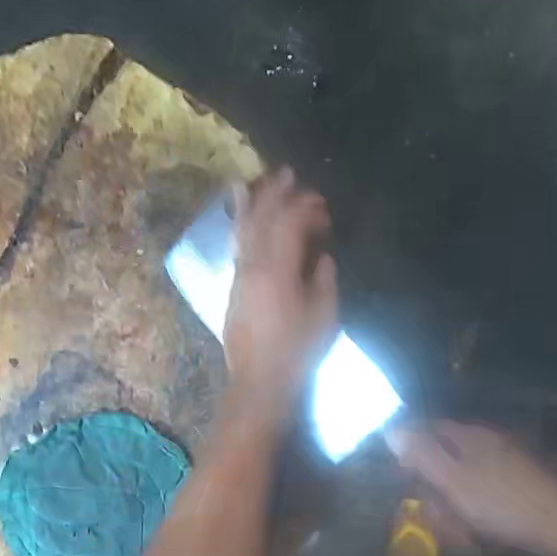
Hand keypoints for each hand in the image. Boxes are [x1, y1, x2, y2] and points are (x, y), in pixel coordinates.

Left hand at [222, 168, 339, 421]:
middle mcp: (253, 267)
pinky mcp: (232, 289)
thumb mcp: (324, 315)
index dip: (307, 208)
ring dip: (254, 204)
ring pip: (243, 230)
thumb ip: (323, 279)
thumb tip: (321, 256)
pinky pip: (236, 247)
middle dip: (276, 194)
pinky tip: (242, 216)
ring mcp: (239, 277)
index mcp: (278, 271)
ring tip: (259, 182)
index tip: (324, 205)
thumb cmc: (298, 352)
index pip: (290, 224)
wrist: (259, 382)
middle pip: (262, 219)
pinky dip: (240, 226)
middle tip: (289, 173)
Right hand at [385, 421, 556, 555]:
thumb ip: (420, 452)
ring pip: (463, 481)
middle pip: (445, 457)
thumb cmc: (502, 505)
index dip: (410, 449)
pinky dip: (473, 514)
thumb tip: (391, 428)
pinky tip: (477, 535)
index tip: (400, 477)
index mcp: (470, 436)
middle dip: (431, 486)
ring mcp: (508, 466)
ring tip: (455, 532)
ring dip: (451, 506)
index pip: (428, 429)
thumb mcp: (451, 479)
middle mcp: (489, 444)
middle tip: (430, 513)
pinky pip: (484, 497)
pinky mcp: (521, 490)